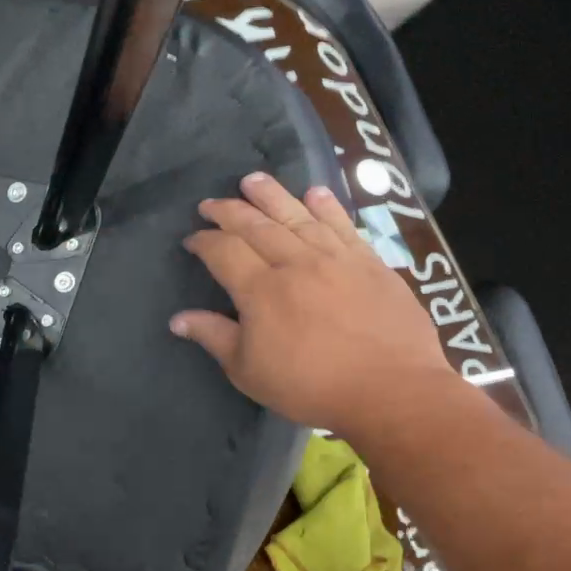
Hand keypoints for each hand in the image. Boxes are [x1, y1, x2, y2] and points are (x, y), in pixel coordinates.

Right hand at [171, 172, 451, 437]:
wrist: (392, 391)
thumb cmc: (309, 385)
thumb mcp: (246, 369)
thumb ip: (214, 337)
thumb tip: (178, 319)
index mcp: (261, 290)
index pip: (224, 251)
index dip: (203, 241)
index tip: (191, 239)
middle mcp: (297, 264)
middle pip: (257, 226)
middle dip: (230, 211)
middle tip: (210, 203)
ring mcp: (338, 260)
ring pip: (299, 217)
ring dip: (273, 196)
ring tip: (253, 180)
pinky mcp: (371, 265)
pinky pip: (344, 226)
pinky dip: (327, 207)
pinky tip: (315, 193)